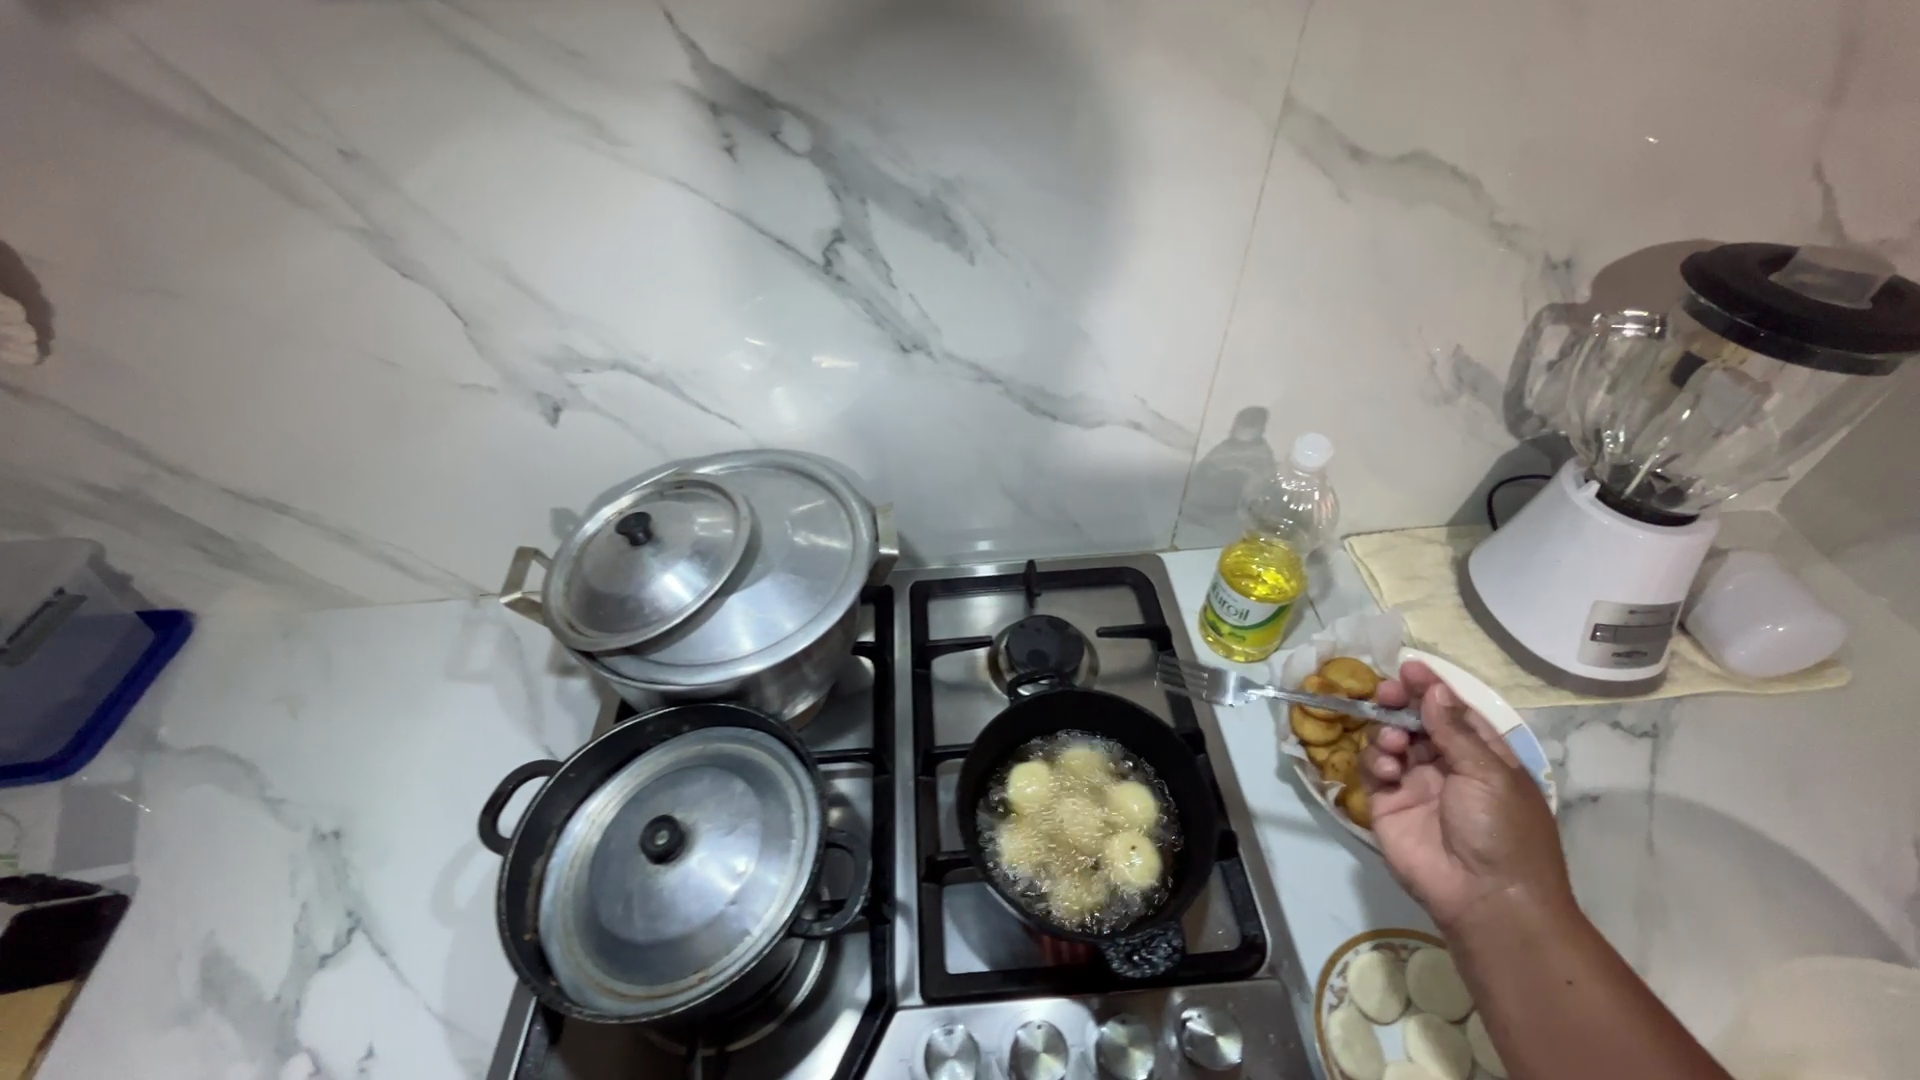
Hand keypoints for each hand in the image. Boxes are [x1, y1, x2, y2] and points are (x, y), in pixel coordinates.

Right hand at [1363, 661, 1571, 931]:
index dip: (1431, 689)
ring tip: (1394, 744)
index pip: (1452, 712)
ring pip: (1390, 743)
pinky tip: (1388, 772)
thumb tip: (1434, 688)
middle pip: (1415, 722)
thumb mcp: (1489, 774)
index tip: (1408, 667)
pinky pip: (1373, 772)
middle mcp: (1446, 767)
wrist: (1486, 897)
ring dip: (1388, 734)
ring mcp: (1415, 786)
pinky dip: (1376, 763)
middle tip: (1386, 694)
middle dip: (1399, 704)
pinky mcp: (1387, 805)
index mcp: (1482, 757)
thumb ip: (1454, 730)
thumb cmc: (1503, 831)